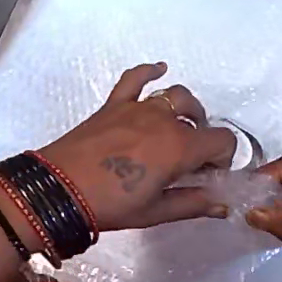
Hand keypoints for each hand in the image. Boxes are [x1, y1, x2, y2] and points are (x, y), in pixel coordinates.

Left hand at [38, 63, 239, 230]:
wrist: (59, 190)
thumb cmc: (110, 205)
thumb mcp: (155, 212)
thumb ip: (192, 203)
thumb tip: (221, 205)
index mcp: (179, 147)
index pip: (222, 140)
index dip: (223, 158)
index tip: (208, 173)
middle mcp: (164, 120)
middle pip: (199, 120)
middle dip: (203, 140)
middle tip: (189, 162)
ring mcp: (137, 108)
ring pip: (175, 96)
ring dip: (186, 110)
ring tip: (182, 127)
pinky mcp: (114, 104)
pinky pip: (135, 78)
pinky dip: (149, 71)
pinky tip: (159, 69)